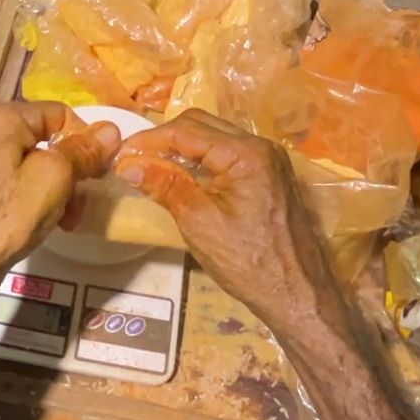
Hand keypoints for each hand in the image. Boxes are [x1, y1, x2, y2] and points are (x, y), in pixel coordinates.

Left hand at [0, 102, 121, 298]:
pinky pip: (18, 180)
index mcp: (3, 117)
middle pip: (48, 139)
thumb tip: (112, 130)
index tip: (101, 172)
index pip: (61, 114)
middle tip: (84, 201)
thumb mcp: (54, 178)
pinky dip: (38, 197)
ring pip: (35, 163)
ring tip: (68, 219)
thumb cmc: (6, 217)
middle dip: (72, 170)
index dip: (86, 140)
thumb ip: (83, 151)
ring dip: (59, 188)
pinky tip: (48, 222)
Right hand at [112, 110, 339, 338]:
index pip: (187, 131)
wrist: (298, 294)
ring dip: (183, 147)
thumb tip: (127, 164)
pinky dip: (202, 158)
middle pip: (202, 125)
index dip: (150, 139)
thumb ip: (164, 184)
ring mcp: (269, 160)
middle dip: (165, 138)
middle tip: (134, 157)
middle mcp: (261, 146)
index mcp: (245, 153)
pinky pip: (229, 153)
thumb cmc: (247, 262)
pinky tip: (183, 175)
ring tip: (152, 165)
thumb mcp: (198, 222)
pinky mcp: (271, 176)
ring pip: (215, 137)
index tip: (121, 152)